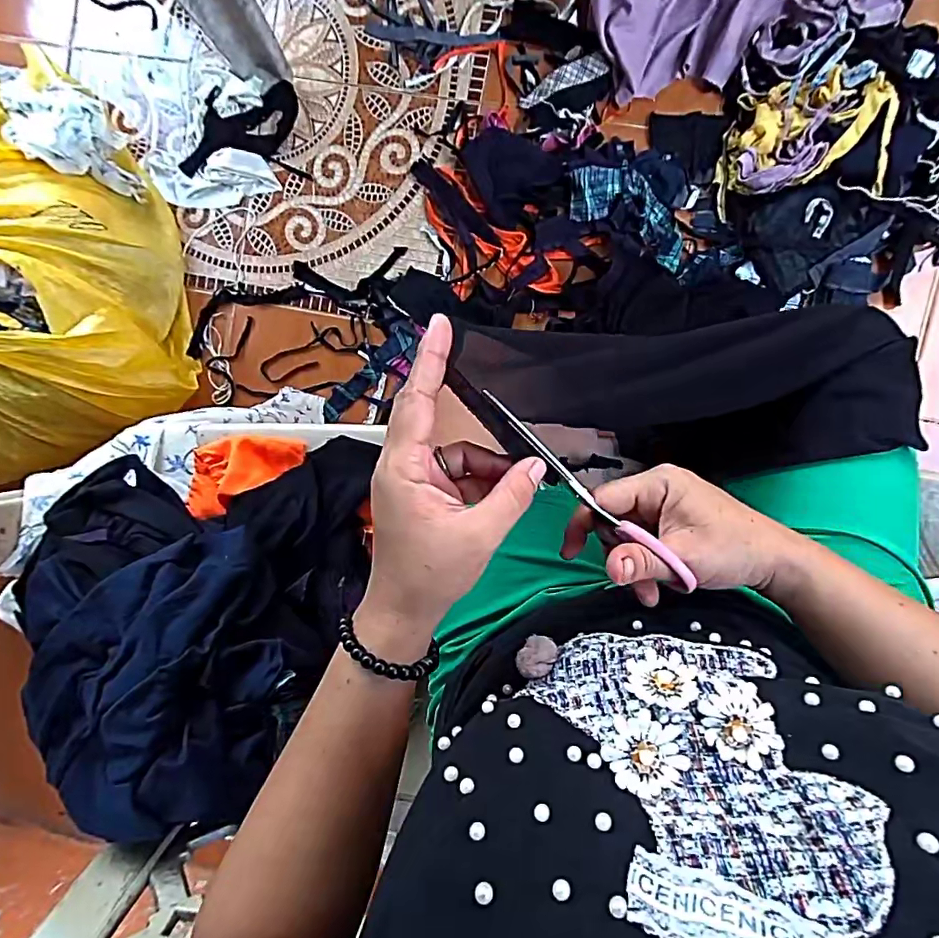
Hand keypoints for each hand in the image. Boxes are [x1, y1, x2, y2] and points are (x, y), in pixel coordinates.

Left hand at [361, 315, 545, 647]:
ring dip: (487, 469)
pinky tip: (497, 501)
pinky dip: (481, 482)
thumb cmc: (430, 576)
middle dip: (475, 431)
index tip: (440, 326)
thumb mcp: (480, 534)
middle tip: (499, 430)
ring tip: (509, 493)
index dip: (429, 360)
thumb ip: (513, 495)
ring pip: (457, 454)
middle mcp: (402, 467)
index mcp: (404, 469)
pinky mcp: (422, 494)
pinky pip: (457, 473)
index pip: (417, 401)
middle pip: (442, 427)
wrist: (404, 612)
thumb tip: (536, 465)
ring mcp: (412, 480)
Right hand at [560, 465, 808, 607]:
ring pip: (628, 539)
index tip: (572, 550)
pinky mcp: (670, 525)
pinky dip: (647, 567)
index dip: (584, 523)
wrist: (771, 560)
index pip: (604, 498)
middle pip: (613, 521)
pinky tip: (663, 584)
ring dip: (635, 567)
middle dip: (620, 556)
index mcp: (659, 483)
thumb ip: (642, 562)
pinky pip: (644, 545)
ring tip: (655, 590)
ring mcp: (664, 508)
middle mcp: (658, 491)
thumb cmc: (737, 547)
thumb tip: (609, 567)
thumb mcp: (684, 558)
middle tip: (635, 581)